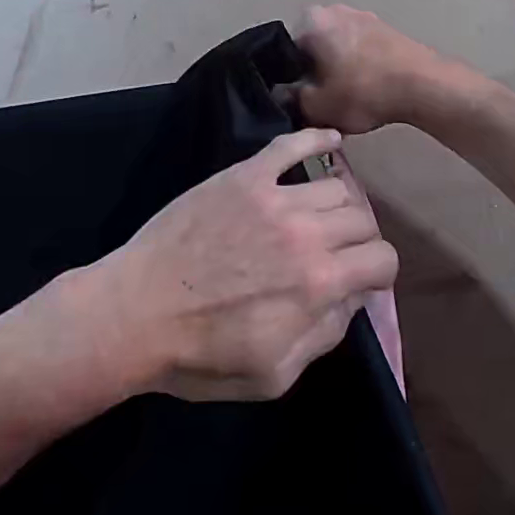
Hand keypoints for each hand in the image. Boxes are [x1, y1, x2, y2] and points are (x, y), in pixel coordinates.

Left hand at [87, 129, 397, 400]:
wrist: (131, 315)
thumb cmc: (199, 356)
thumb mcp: (274, 375)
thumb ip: (325, 335)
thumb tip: (352, 299)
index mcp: (319, 284)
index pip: (382, 259)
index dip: (379, 272)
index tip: (363, 278)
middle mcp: (306, 234)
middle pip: (363, 219)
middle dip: (360, 239)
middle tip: (339, 251)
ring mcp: (274, 198)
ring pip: (336, 185)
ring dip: (339, 203)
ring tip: (323, 216)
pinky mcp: (243, 177)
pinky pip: (291, 146)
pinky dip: (317, 139)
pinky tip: (330, 140)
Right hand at [295, 5, 472, 133]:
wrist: (424, 85)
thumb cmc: (363, 92)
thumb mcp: (319, 107)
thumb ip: (294, 100)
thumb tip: (286, 94)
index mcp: (312, 21)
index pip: (285, 50)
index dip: (289, 78)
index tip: (298, 99)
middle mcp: (336, 10)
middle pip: (314, 49)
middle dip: (316, 74)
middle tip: (322, 103)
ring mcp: (366, 18)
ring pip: (339, 51)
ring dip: (340, 72)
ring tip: (348, 102)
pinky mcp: (388, 31)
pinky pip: (362, 52)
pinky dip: (361, 70)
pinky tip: (369, 94)